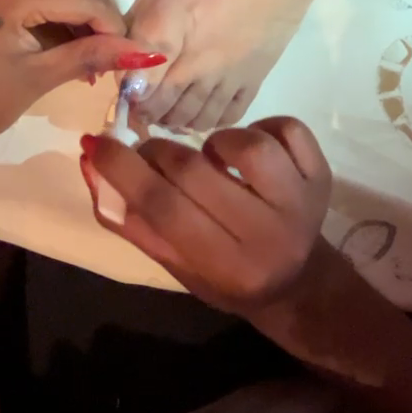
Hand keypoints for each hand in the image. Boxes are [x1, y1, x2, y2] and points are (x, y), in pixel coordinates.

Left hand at [0, 0, 165, 188]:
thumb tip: (146, 51)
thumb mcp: (39, 78)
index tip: (129, 54)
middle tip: (112, 48)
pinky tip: (66, 38)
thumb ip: (92, 55)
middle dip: (101, 6)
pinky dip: (57, 3)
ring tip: (91, 46)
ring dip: (81, 2)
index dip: (114, 23)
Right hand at [80, 117, 331, 315]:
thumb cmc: (225, 277)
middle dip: (157, 153)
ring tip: (209, 161)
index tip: (94, 143)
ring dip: (212, 143)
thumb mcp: (172, 263)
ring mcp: (301, 201)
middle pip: (194, 171)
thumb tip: (89, 162)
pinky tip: (246, 154)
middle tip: (150, 156)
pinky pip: (285, 128)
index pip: (163, 207)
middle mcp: (267, 233)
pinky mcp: (322, 175)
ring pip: (245, 144)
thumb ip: (128, 218)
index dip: (122, 169)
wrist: (299, 284)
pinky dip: (260, 128)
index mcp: (226, 265)